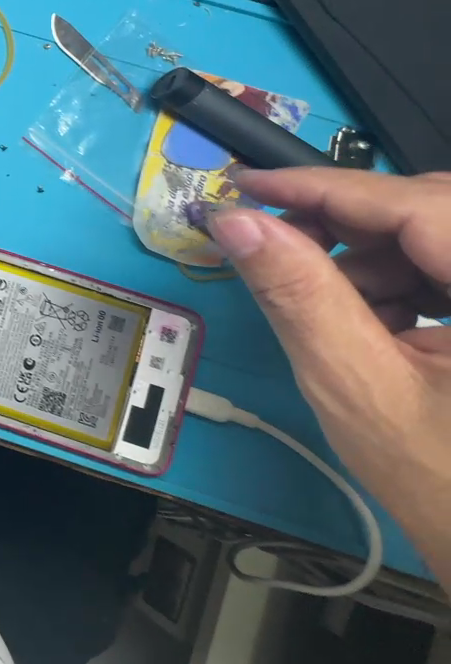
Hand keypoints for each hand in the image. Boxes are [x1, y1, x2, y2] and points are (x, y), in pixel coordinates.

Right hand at [208, 169, 450, 568]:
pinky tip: (378, 317)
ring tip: (329, 301)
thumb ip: (297, 292)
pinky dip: (409, 278)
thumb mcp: (353, 382)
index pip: (423, 207)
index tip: (246, 184)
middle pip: (443, 211)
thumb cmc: (442, 479)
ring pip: (449, 237)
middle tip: (273, 239)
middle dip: (352, 218)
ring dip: (377, 254)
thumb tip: (235, 220)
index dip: (327, 187)